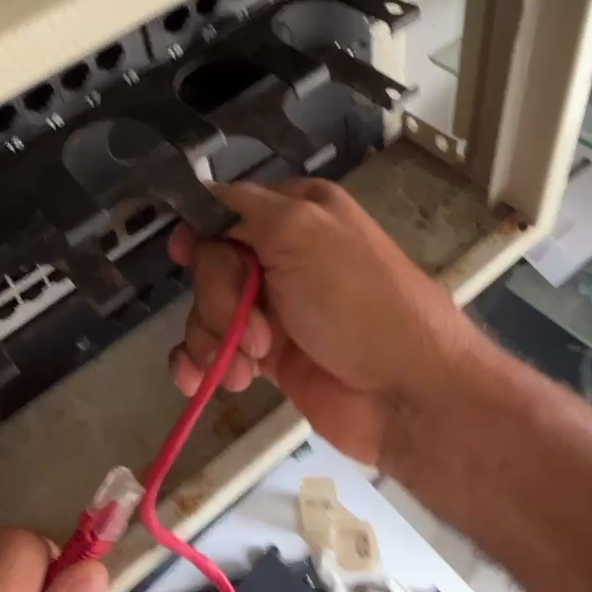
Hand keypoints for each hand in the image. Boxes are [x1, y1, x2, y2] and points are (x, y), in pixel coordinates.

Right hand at [168, 179, 473, 467]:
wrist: (407, 395)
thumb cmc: (358, 302)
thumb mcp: (302, 231)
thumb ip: (245, 206)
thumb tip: (200, 196)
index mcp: (298, 212)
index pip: (226, 209)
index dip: (201, 232)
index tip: (184, 254)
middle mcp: (284, 254)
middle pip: (211, 263)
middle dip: (218, 299)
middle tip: (252, 329)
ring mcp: (275, 307)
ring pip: (205, 308)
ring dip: (211, 338)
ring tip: (242, 366)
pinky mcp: (268, 356)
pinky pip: (211, 350)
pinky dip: (200, 364)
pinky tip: (199, 380)